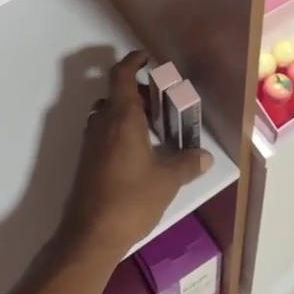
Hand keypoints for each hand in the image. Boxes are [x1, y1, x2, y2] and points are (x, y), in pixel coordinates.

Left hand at [60, 51, 211, 259]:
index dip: (133, 61)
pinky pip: (103, 132)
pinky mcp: (87, 161)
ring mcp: (91, 142)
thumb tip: (206, 156)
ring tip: (153, 129)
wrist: (90, 235)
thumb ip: (187, 164)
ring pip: (108, 113)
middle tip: (162, 105)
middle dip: (139, 92)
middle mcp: (102, 122)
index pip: (121, 74)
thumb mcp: (167, 181)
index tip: (148, 59)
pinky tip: (138, 153)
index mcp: (122, 117)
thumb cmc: (131, 199)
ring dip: (127, 112)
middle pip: (116, 93)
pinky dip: (119, 130)